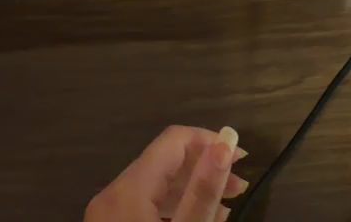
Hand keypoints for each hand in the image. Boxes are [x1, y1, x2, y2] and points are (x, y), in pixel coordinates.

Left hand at [85, 125, 249, 221]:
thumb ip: (203, 188)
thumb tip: (228, 137)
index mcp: (127, 186)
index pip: (174, 139)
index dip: (209, 140)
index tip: (241, 156)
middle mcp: (112, 192)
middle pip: (166, 161)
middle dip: (206, 166)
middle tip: (241, 183)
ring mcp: (109, 213)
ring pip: (158, 186)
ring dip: (194, 189)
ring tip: (228, 204)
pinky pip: (147, 205)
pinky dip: (175, 206)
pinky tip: (199, 216)